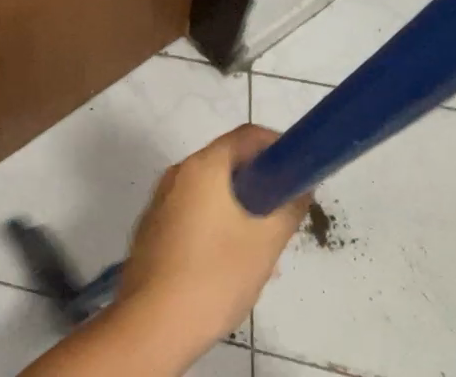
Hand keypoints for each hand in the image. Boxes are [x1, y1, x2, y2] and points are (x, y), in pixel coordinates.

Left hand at [117, 124, 312, 347]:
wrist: (155, 320)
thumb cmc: (215, 275)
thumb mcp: (265, 243)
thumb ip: (287, 208)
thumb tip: (300, 188)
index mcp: (203, 167)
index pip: (246, 136)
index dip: (278, 146)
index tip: (300, 170)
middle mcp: (177, 173)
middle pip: (227, 162)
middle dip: (261, 183)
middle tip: (285, 215)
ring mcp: (162, 199)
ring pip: (212, 190)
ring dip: (242, 207)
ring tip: (264, 248)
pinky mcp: (155, 225)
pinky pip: (195, 210)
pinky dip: (219, 222)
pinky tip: (233, 263)